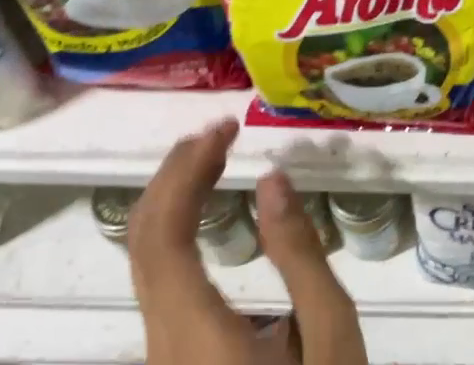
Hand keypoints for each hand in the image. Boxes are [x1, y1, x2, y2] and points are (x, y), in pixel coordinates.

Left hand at [129, 119, 365, 364]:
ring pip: (143, 262)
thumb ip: (302, 257)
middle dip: (173, 174)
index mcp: (198, 336)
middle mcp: (162, 343)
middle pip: (141, 243)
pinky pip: (158, 281)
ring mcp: (161, 355)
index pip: (164, 236)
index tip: (223, 132)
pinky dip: (176, 230)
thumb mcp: (332, 339)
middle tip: (218, 133)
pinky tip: (204, 211)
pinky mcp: (171, 360)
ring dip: (172, 199)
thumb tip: (272, 180)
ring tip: (213, 158)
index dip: (184, 174)